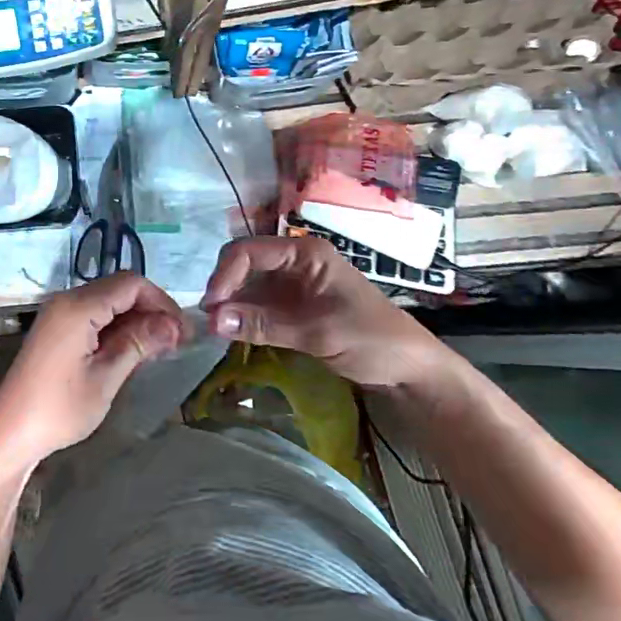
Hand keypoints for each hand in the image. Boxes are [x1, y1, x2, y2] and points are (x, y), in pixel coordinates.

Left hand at [0, 273, 184, 473]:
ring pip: (108, 301)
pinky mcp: (56, 329)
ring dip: (136, 319)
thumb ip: (138, 343)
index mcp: (78, 307)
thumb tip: (173, 325)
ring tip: (159, 348)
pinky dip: (117, 326)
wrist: (9, 434)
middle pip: (120, 289)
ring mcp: (59, 314)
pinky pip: (94, 315)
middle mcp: (67, 300)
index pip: (131, 284)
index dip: (161, 302)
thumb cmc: (59, 409)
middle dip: (151, 309)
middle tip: (176, 342)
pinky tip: (132, 350)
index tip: (182, 331)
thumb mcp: (105, 377)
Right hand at [203, 236, 446, 387]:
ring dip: (231, 303)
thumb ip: (264, 324)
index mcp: (306, 253)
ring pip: (247, 284)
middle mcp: (295, 261)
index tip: (211, 307)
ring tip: (217, 330)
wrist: (410, 369)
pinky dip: (243, 316)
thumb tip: (213, 320)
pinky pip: (257, 303)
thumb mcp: (317, 333)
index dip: (224, 275)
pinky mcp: (292, 304)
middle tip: (210, 320)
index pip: (249, 251)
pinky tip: (233, 332)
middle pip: (244, 262)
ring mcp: (293, 283)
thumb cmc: (372, 340)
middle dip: (224, 287)